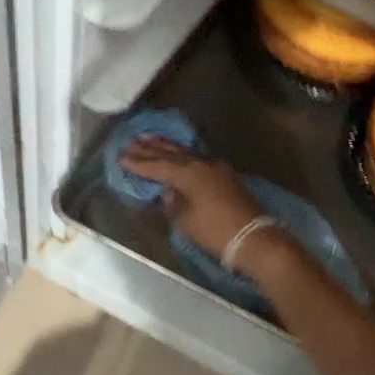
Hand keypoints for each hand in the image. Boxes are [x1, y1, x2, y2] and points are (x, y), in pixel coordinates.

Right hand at [119, 137, 265, 259]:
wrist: (253, 236)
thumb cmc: (214, 230)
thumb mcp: (185, 220)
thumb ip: (172, 202)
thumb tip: (167, 191)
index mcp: (188, 173)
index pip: (158, 165)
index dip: (139, 163)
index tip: (122, 157)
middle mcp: (201, 163)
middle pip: (171, 153)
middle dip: (150, 148)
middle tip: (131, 141)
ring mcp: (215, 166)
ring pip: (186, 152)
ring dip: (167, 146)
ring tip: (150, 138)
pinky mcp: (225, 173)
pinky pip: (198, 158)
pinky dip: (183, 154)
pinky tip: (177, 153)